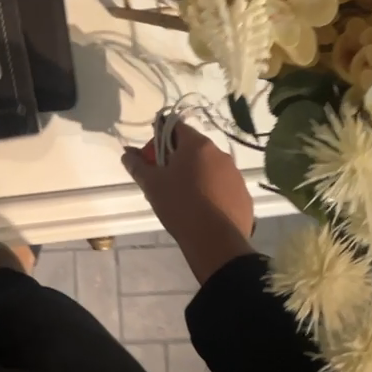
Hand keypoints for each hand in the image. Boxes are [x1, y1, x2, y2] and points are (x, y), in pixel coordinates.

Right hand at [122, 122, 256, 282]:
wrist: (216, 244)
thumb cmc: (180, 206)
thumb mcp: (152, 184)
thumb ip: (137, 165)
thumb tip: (127, 154)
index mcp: (197, 145)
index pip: (175, 127)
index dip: (160, 138)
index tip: (152, 156)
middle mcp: (220, 154)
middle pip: (194, 147)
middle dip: (177, 158)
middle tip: (164, 178)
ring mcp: (236, 176)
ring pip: (210, 167)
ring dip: (196, 174)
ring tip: (184, 197)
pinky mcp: (245, 196)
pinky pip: (224, 186)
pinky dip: (212, 191)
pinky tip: (203, 209)